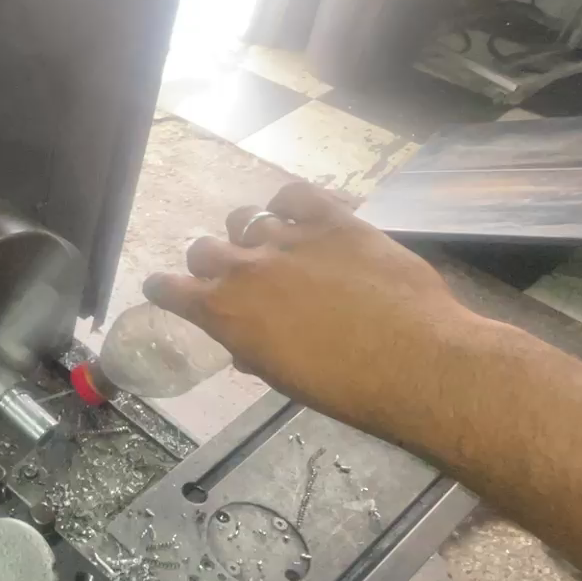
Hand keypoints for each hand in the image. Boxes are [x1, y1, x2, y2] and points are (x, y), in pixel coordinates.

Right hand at [143, 182, 483, 424]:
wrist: (416, 365)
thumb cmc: (341, 386)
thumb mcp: (278, 376)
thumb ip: (249, 348)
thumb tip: (244, 345)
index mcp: (221, 310)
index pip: (166, 287)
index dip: (165, 289)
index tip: (172, 292)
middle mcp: (243, 268)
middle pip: (202, 249)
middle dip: (211, 264)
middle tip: (238, 278)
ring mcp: (287, 240)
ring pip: (245, 219)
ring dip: (250, 235)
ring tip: (273, 248)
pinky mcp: (333, 223)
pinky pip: (294, 194)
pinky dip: (288, 203)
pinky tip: (298, 216)